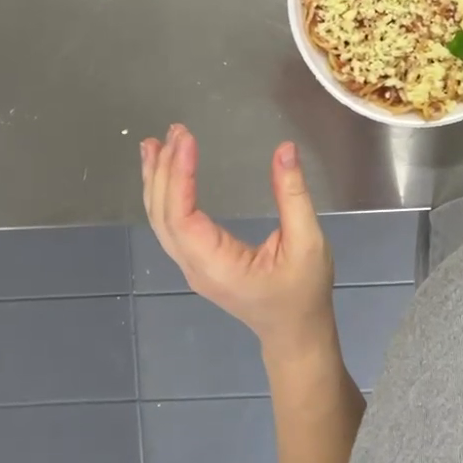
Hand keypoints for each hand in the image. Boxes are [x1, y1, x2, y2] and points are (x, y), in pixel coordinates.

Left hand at [140, 125, 334, 351]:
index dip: (180, 177)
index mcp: (216, 265)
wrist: (296, 332)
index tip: (187, 140)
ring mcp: (193, 265)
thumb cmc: (303, 291)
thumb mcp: (307, 242)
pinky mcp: (198, 260)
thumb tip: (284, 149)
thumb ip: (293, 196)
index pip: (183, 217)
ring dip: (157, 181)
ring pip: (162, 221)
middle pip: (163, 217)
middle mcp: (195, 266)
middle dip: (164, 171)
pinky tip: (167, 173)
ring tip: (155, 144)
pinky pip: (171, 225)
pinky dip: (165, 194)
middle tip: (175, 130)